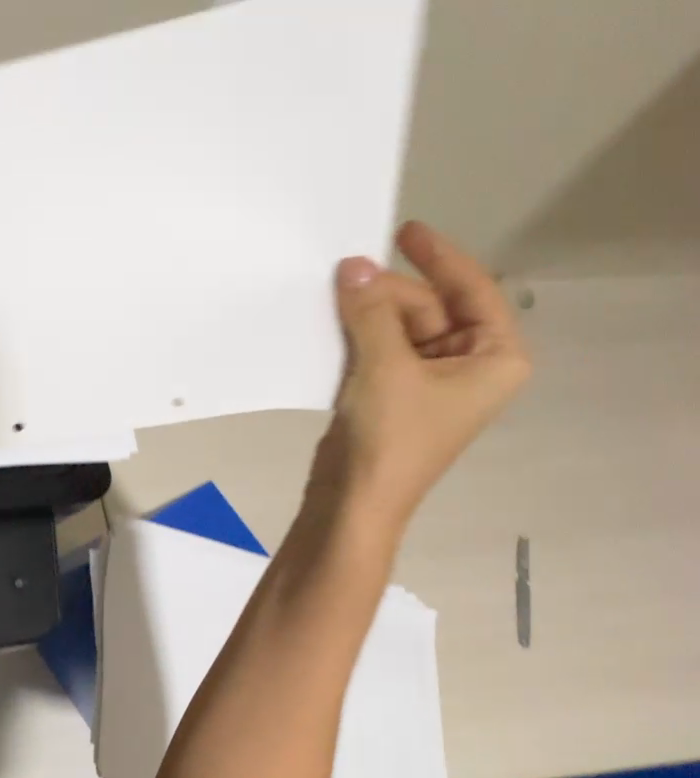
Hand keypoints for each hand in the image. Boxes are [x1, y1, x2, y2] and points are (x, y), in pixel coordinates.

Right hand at [316, 221, 532, 528]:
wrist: (355, 502)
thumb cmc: (390, 437)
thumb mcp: (384, 368)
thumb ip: (370, 315)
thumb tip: (352, 266)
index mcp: (494, 357)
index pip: (472, 292)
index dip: (439, 258)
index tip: (404, 230)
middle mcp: (467, 365)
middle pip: (428, 310)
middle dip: (387, 292)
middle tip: (342, 273)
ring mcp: (425, 383)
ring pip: (396, 331)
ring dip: (365, 314)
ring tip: (330, 292)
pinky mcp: (388, 398)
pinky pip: (376, 353)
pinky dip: (354, 338)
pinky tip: (327, 326)